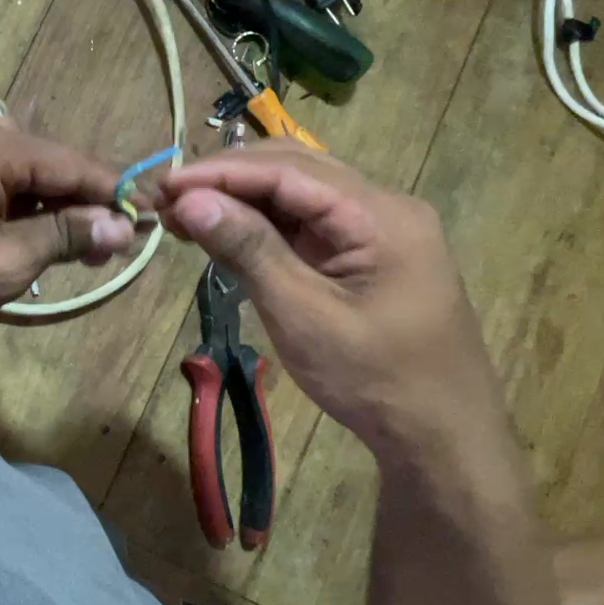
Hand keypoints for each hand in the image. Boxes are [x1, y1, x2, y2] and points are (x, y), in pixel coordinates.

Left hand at [0, 116, 135, 368]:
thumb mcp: (4, 263)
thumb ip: (66, 235)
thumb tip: (121, 225)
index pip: (70, 162)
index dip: (114, 192)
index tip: (149, 217)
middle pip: (39, 161)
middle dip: (74, 203)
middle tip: (102, 249)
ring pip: (7, 170)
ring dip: (37, 206)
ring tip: (62, 251)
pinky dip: (2, 203)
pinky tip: (13, 236)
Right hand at [156, 144, 508, 463]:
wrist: (439, 435)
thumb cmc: (373, 378)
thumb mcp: (302, 314)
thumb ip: (248, 250)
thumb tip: (189, 200)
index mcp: (381, 215)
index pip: (288, 171)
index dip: (220, 172)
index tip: (164, 186)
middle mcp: (382, 207)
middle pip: (294, 169)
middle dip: (226, 178)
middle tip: (165, 200)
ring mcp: (374, 230)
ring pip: (296, 193)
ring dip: (238, 198)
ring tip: (180, 215)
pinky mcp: (362, 254)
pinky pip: (303, 222)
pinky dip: (258, 223)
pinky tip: (219, 232)